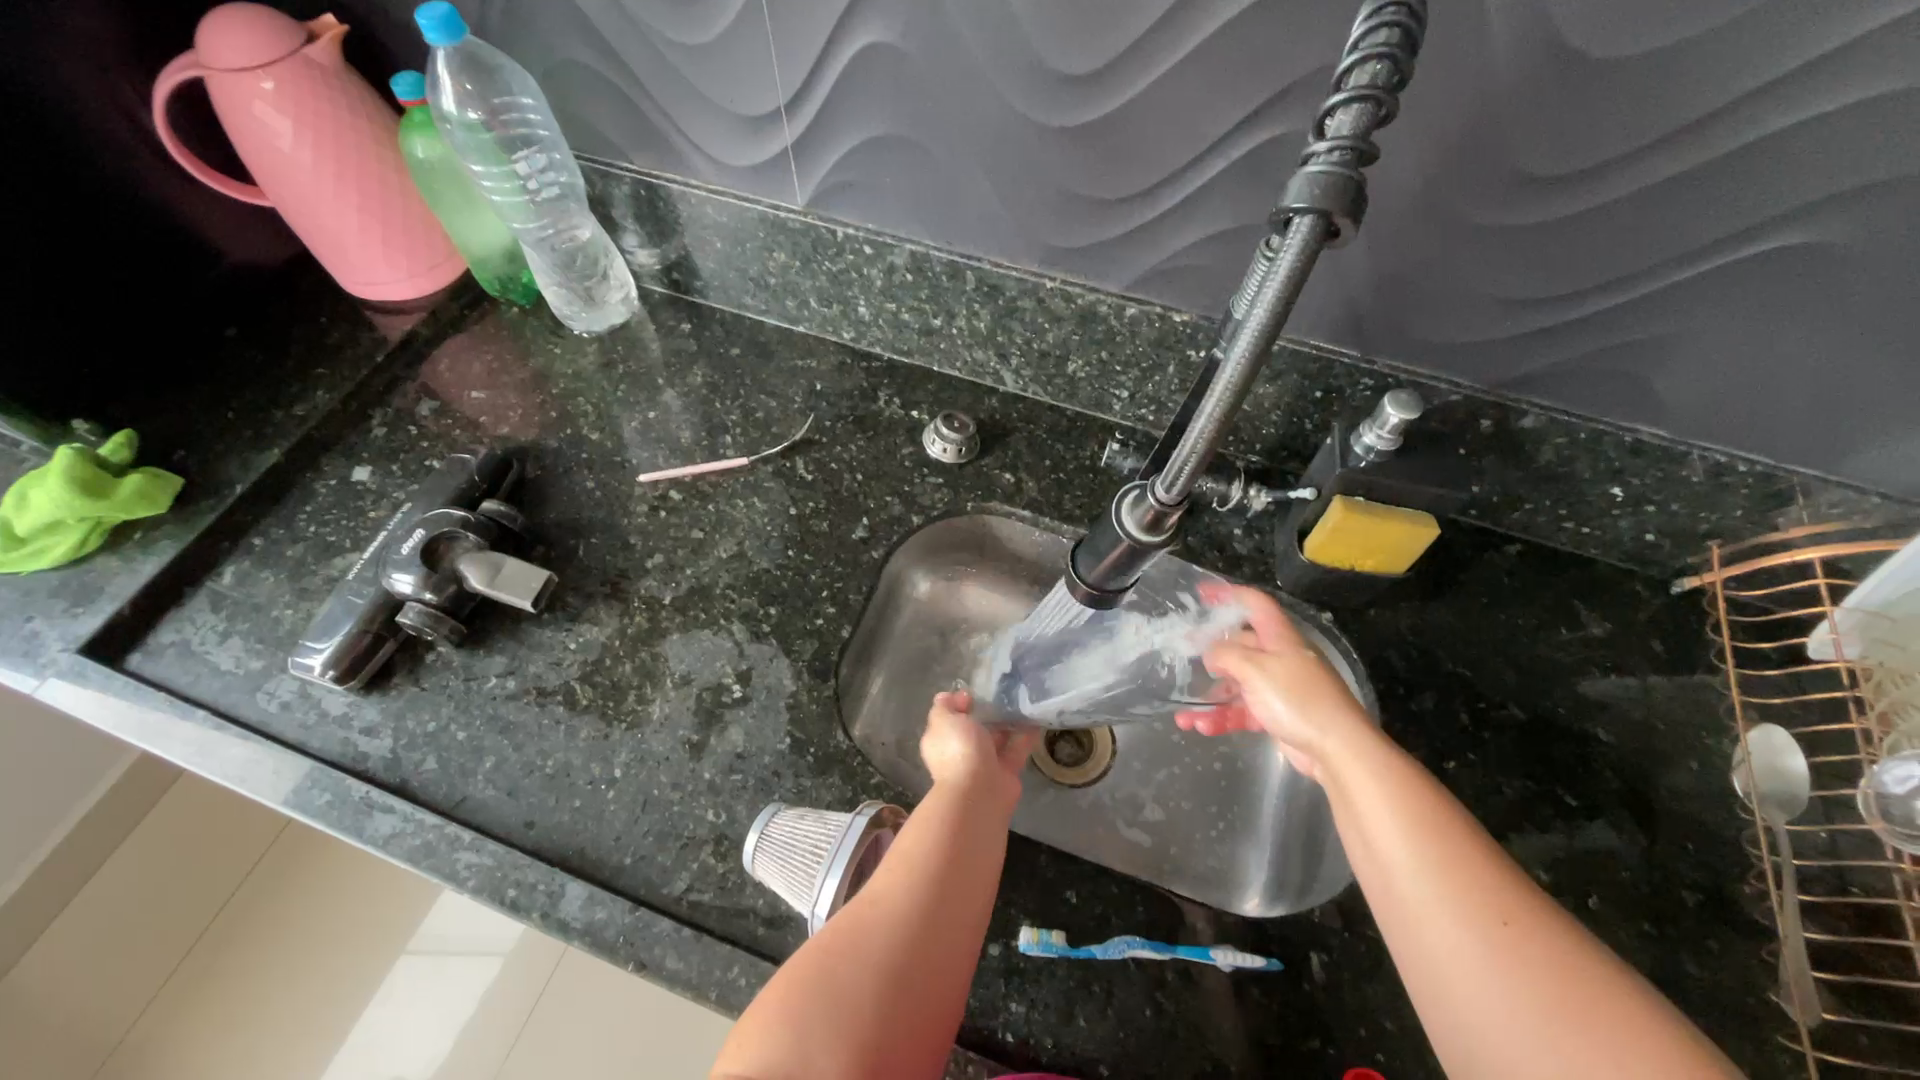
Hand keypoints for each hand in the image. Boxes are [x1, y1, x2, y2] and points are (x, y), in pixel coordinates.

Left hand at [920, 690, 1038, 806]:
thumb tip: (949, 697)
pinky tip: (1036, 719)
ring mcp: (984, 762)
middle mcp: (961, 751)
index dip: (959, 703)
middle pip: (974, 727)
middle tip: (1004, 693)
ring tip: (1023, 701)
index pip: (949, 718)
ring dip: (1008, 722)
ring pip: (997, 738)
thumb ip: (944, 707)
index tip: (973, 694)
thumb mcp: (944, 720)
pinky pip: (1016, 749)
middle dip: (987, 712)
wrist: (979, 791)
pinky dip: (1025, 736)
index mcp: (942, 739)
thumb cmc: (958, 750)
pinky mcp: (1006, 771)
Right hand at [1174, 583, 1375, 779]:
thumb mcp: (1255, 668)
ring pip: (1236, 685)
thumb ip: (1226, 654)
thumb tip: (1210, 654)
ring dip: (1210, 698)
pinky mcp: (1276, 715)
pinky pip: (1242, 711)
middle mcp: (1279, 658)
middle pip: (1240, 647)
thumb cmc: (1298, 698)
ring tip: (1184, 716)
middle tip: (1181, 658)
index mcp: (1279, 637)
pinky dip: (1222, 718)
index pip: (1254, 604)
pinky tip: (1200, 727)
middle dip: (1210, 655)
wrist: (1337, 747)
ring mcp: (1278, 688)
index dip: (1229, 594)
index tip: (1201, 593)